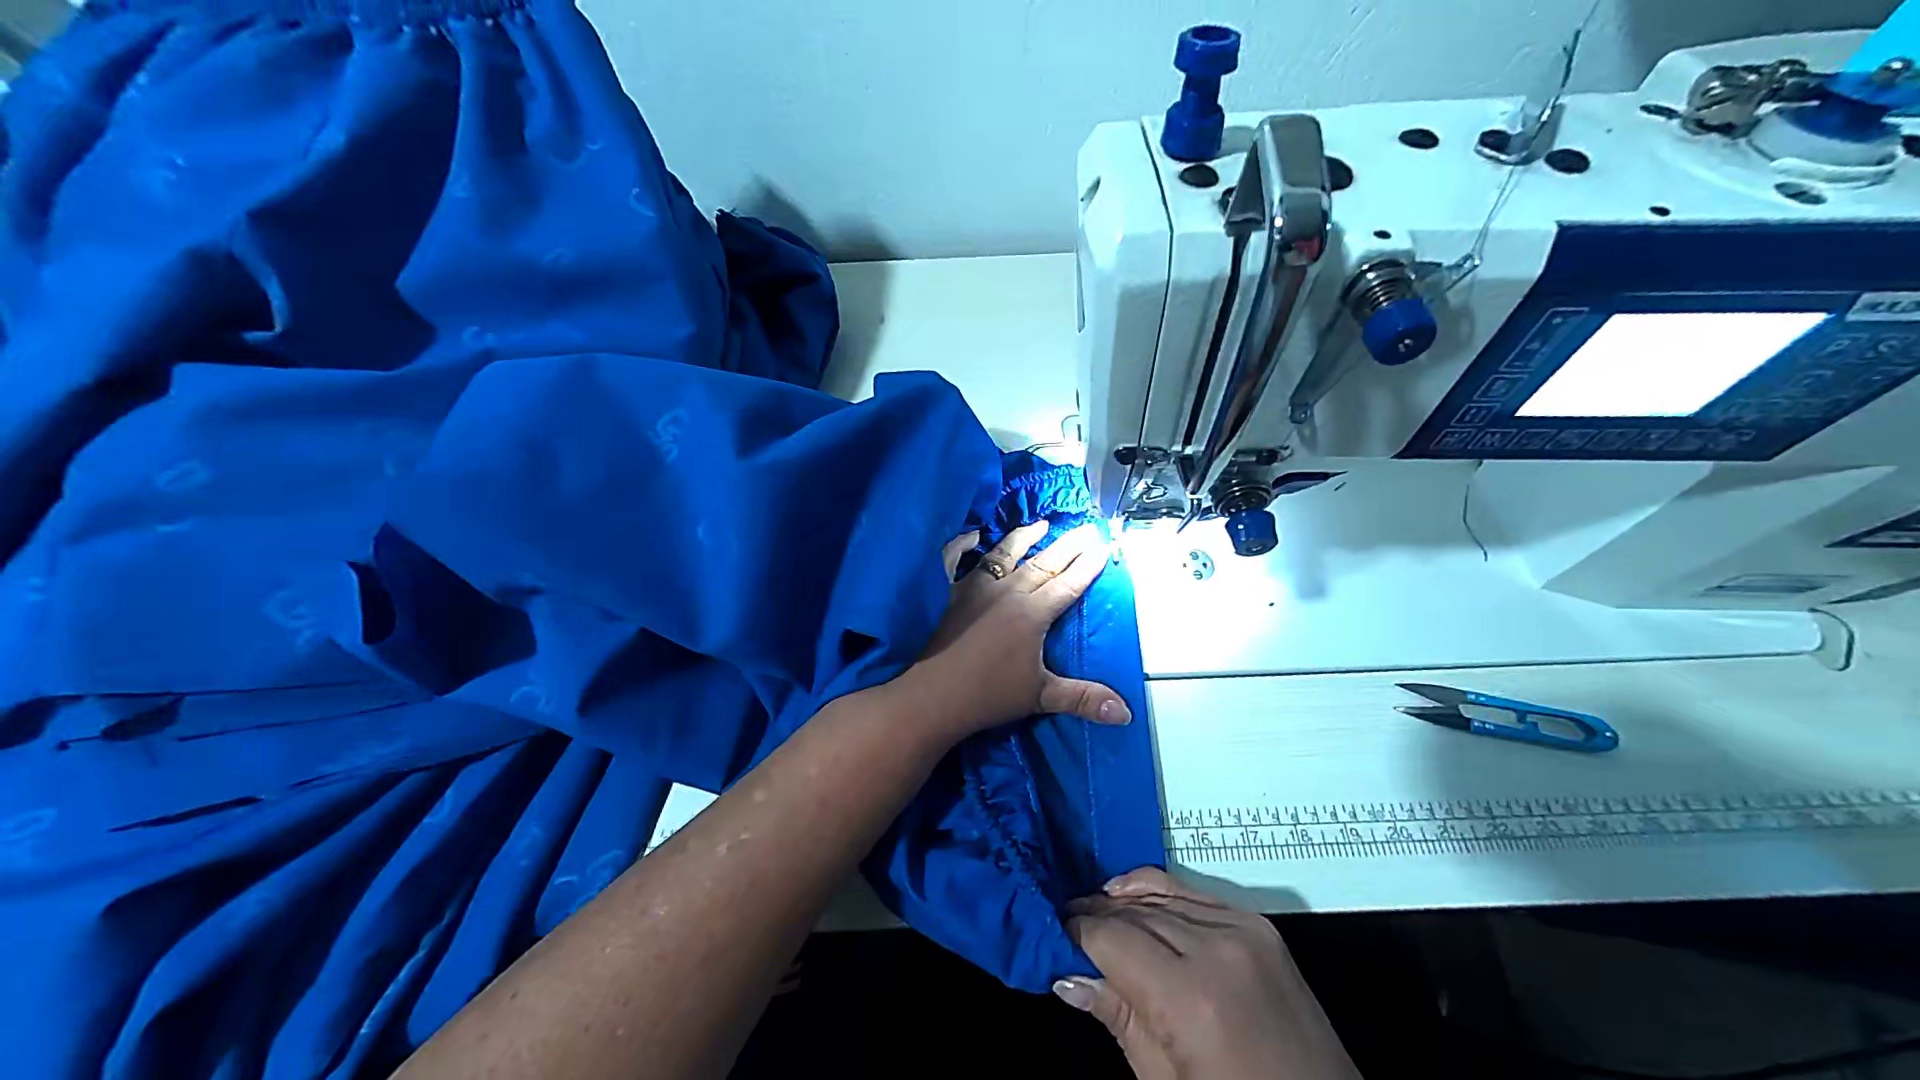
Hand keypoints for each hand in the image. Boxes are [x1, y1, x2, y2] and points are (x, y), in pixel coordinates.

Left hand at [895, 522, 1130, 742]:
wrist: (933, 694)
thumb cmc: (988, 695)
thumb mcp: (1042, 697)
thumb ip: (1083, 698)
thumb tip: (1125, 714)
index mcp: (1032, 614)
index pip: (1068, 584)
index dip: (1088, 565)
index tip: (1103, 545)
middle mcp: (1007, 593)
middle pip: (1043, 563)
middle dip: (1068, 545)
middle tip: (1086, 527)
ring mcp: (975, 589)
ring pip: (1004, 555)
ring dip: (1024, 538)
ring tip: (1040, 525)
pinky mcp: (950, 594)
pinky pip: (955, 561)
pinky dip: (962, 545)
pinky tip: (970, 535)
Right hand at [1055, 867, 1360, 1079]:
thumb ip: (1118, 1018)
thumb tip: (1066, 975)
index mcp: (1192, 995)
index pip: (1113, 938)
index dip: (1077, 932)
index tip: (1051, 932)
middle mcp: (1218, 946)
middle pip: (1136, 911)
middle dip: (1096, 913)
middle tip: (1064, 921)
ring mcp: (1244, 927)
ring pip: (1161, 893)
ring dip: (1123, 899)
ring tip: (1093, 908)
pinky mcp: (1260, 923)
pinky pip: (1194, 894)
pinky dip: (1159, 893)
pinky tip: (1135, 899)